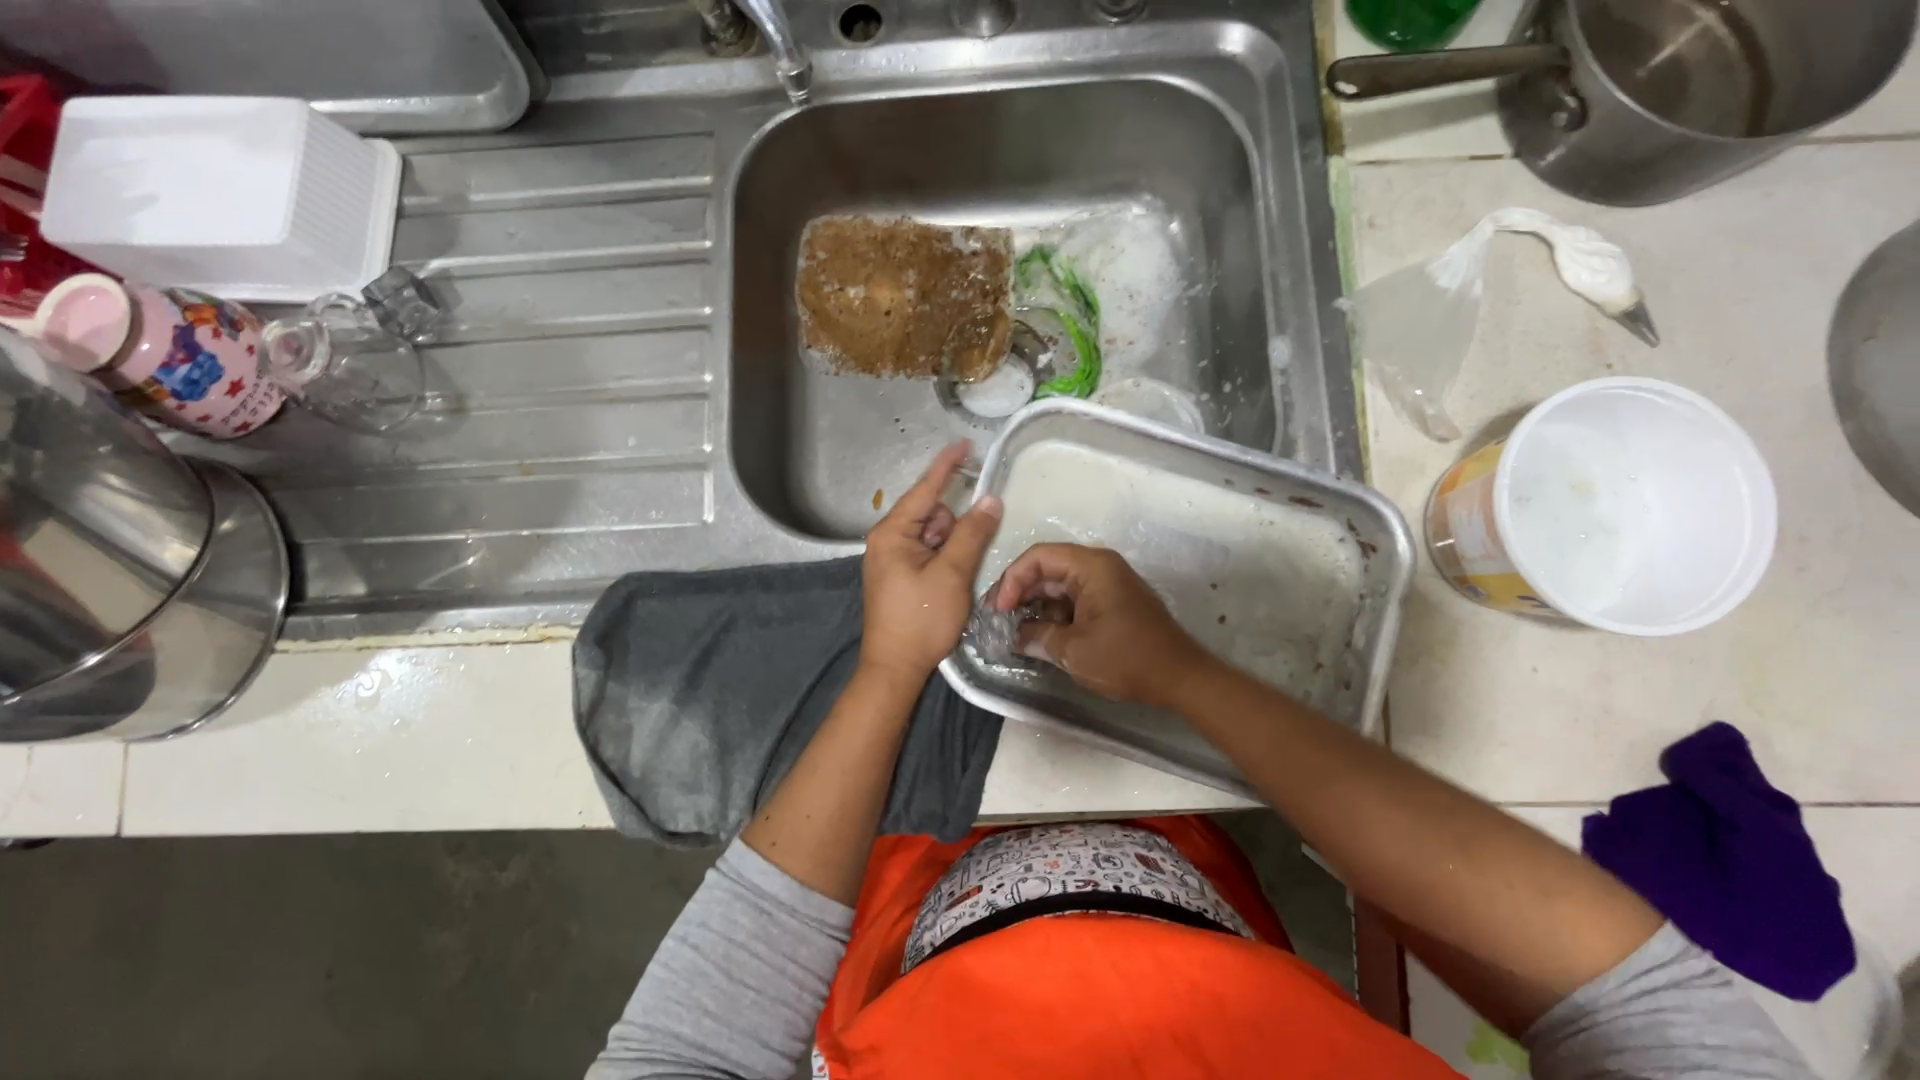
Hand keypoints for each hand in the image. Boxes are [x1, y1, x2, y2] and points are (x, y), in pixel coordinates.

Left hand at [859, 442, 1003, 682]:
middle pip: (933, 514)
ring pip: (935, 536)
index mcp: (892, 533)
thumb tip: (990, 500)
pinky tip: (949, 583)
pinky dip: (945, 561)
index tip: (965, 444)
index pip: (925, 489)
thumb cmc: (921, 619)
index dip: (947, 466)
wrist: (895, 668)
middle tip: (959, 563)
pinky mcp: (900, 576)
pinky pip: (929, 554)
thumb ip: (972, 534)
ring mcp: (893, 559)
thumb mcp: (951, 574)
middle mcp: (888, 540)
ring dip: (952, 549)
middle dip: (954, 530)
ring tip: (953, 581)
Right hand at [992, 543, 1213, 706]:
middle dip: (1021, 592)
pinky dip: (1056, 613)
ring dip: (1037, 605)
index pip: (1038, 557)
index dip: (1012, 580)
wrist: (1180, 677)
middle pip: (1048, 567)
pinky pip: (1076, 598)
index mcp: (1092, 566)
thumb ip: (1038, 636)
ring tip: (1016, 630)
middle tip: (999, 619)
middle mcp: (1100, 567)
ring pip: (1061, 584)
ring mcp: (1109, 584)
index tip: (999, 610)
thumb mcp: (1073, 650)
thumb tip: (1016, 636)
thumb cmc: (1126, 658)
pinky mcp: (1114, 602)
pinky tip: (1041, 634)